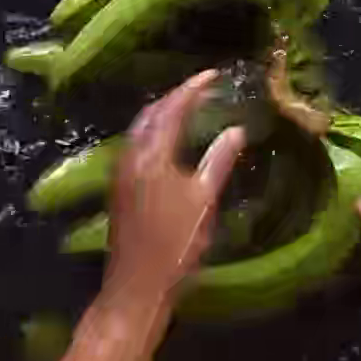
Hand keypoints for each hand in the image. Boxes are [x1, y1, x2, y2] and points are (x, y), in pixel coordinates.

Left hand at [105, 70, 246, 305]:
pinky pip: (140, 142)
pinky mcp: (124, 186)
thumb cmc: (176, 241)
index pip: (171, 110)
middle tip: (204, 86)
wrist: (137, 286)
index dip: (192, 89)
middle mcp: (132, 159)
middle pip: (151, 115)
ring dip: (165, 111)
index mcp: (152, 157)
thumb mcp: (205, 198)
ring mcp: (123, 173)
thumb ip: (220, 159)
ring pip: (142, 128)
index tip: (213, 74)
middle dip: (176, 95)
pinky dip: (158, 129)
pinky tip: (175, 136)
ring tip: (192, 104)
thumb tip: (237, 129)